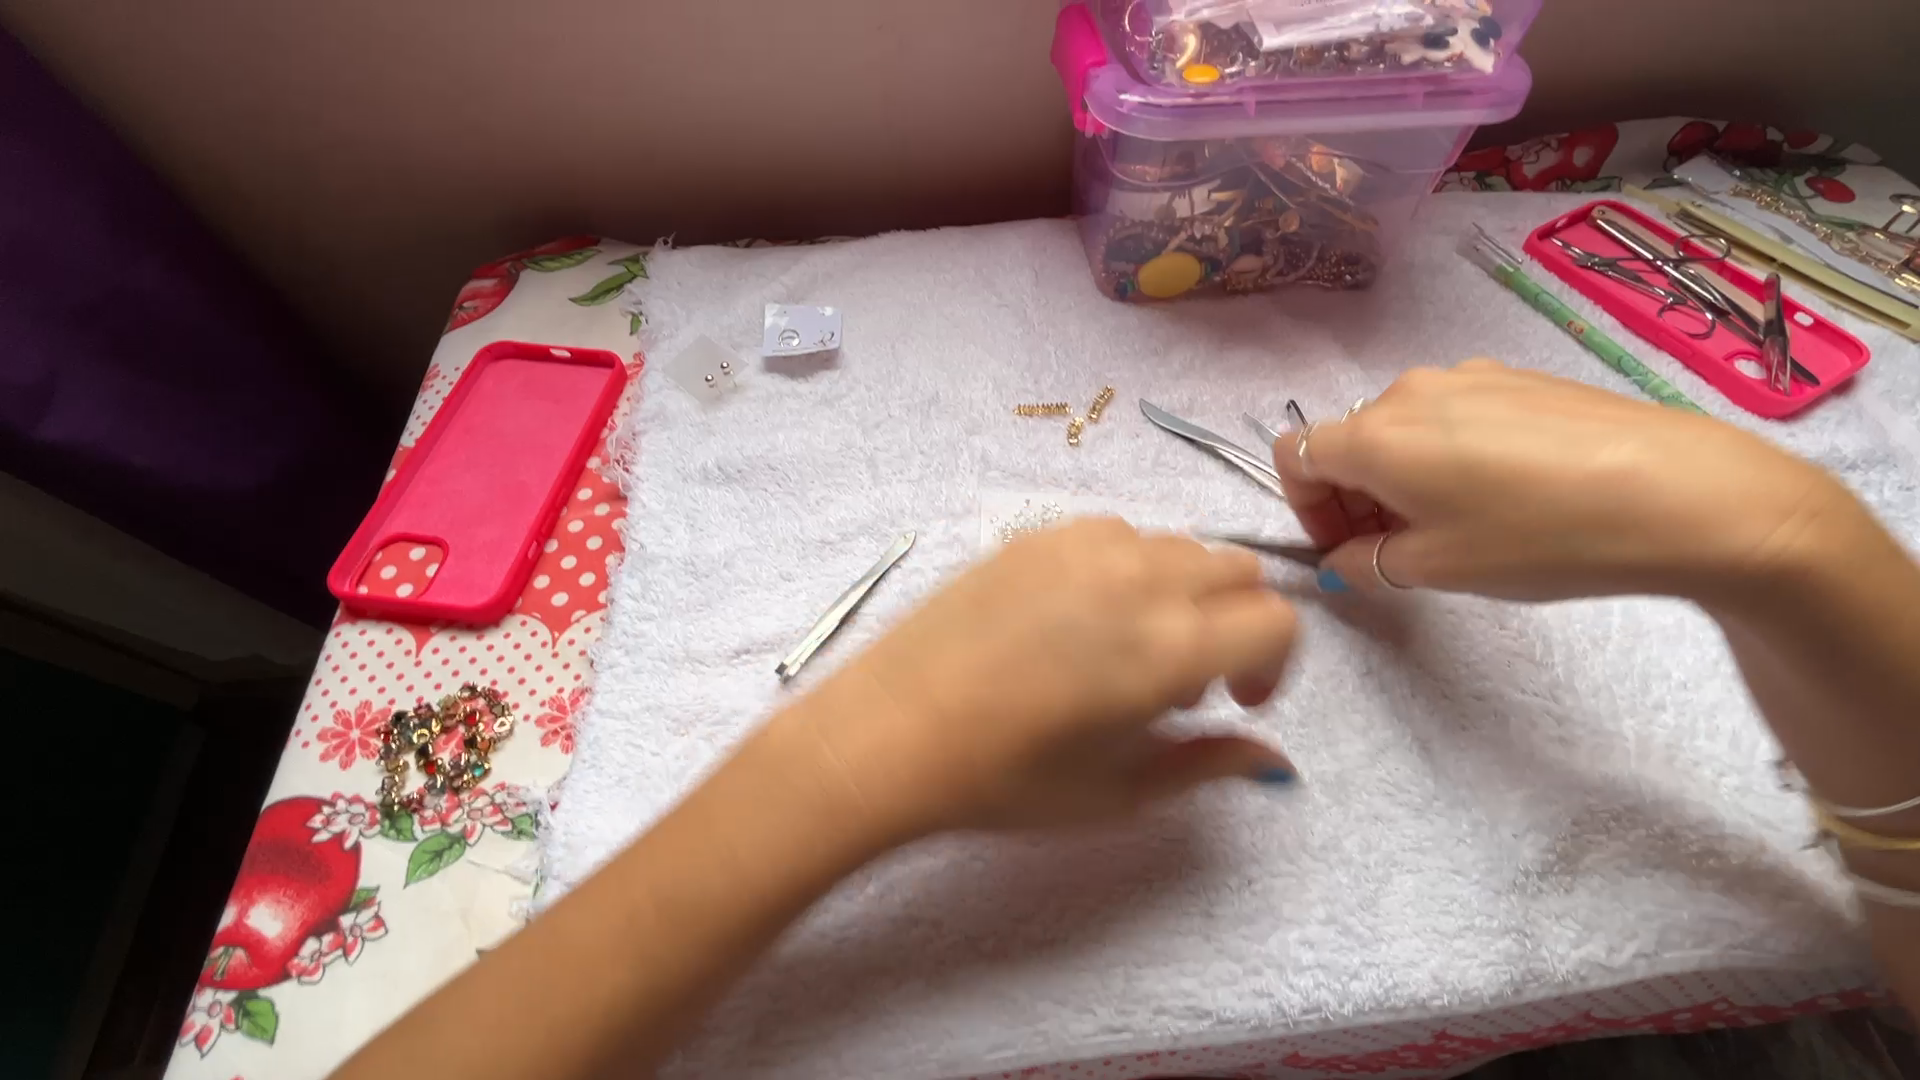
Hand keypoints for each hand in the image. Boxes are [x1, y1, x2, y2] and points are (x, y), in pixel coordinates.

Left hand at [787, 518, 1298, 836]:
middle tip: (1181, 678)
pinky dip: (1125, 567)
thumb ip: (1208, 764)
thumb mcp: (1117, 792)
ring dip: (1180, 590)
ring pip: (1175, 545)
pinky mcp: (1032, 536)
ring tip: (1125, 645)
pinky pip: (1112, 534)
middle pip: (1235, 570)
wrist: (888, 731)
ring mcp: (1080, 545)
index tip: (1231, 702)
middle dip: (1233, 621)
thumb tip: (1274, 763)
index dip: (1272, 665)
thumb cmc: (1004, 779)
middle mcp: (1138, 576)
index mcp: (1170, 644)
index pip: (1276, 621)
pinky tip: (1075, 615)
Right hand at [1275, 360, 1849, 602]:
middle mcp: (1408, 393)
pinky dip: (1442, 454)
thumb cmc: (1537, 537)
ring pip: (1398, 428)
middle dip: (1349, 497)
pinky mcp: (1517, 379)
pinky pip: (1449, 415)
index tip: (1343, 545)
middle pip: (1345, 442)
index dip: (1302, 506)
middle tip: (1392, 546)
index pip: (1292, 456)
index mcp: (1375, 436)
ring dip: (1396, 477)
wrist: (1688, 494)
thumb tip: (1342, 558)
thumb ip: (1361, 563)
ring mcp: (1468, 378)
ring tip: (1451, 521)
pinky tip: (1501, 491)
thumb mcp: (1434, 568)